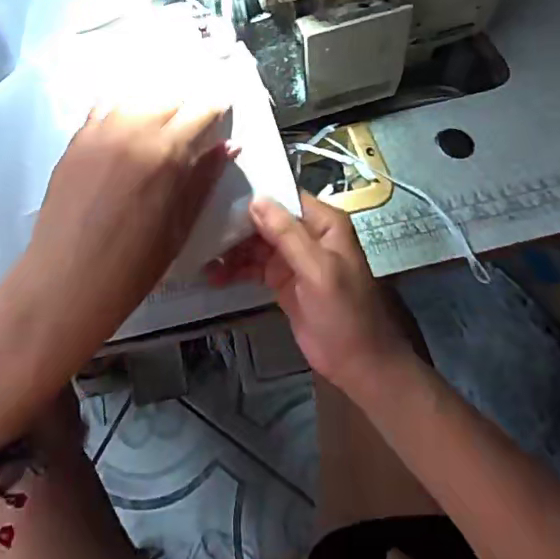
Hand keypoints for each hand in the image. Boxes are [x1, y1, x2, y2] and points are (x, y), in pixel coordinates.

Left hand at [0, 101, 232, 448]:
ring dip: (155, 103)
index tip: (222, 111)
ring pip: (135, 97)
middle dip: (187, 104)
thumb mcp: (180, 224)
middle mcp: (133, 129)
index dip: (216, 107)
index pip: (200, 109)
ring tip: (162, 120)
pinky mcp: (76, 140)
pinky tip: (127, 126)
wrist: (66, 280)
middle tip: (195, 121)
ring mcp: (99, 131)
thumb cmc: (133, 264)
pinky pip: (104, 109)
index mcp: (166, 151)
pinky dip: (122, 110)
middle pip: (169, 95)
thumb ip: (204, 178)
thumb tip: (227, 146)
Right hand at [214, 194, 415, 398]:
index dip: (254, 195)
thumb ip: (287, 235)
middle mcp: (307, 233)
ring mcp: (293, 257)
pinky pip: (253, 266)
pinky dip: (235, 269)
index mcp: (323, 222)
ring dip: (231, 249)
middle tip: (201, 228)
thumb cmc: (345, 312)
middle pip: (265, 219)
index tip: (218, 194)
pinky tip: (213, 275)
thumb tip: (256, 199)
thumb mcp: (317, 270)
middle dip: (235, 224)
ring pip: (255, 242)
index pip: (284, 197)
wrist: (359, 364)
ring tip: (202, 257)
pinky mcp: (282, 280)